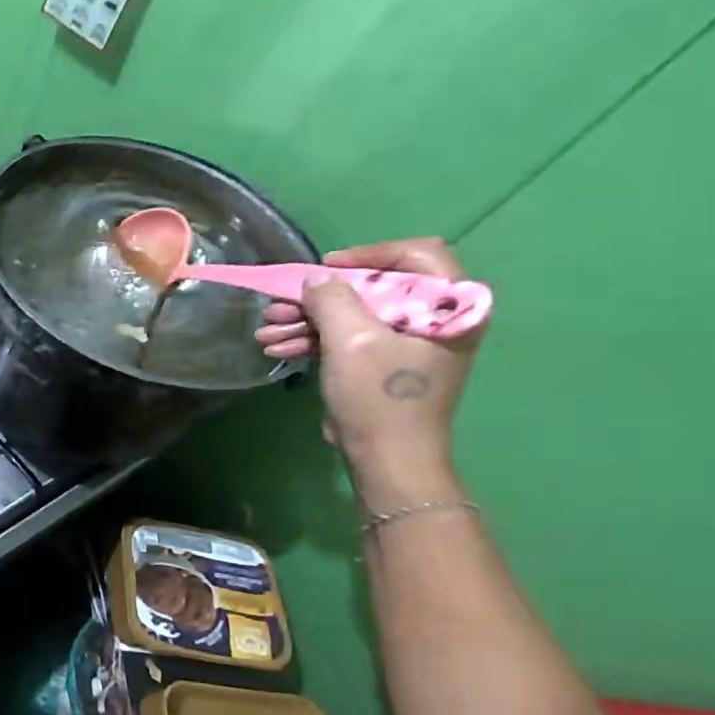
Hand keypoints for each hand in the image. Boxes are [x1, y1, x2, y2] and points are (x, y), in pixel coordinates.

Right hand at [254, 238, 482, 501]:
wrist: (387, 459)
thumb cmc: (378, 397)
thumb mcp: (351, 341)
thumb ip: (331, 299)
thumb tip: (315, 280)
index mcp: (448, 307)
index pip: (416, 254)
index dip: (368, 254)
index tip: (325, 269)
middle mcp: (434, 319)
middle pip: (373, 288)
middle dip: (319, 298)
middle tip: (278, 305)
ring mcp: (408, 344)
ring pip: (354, 315)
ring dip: (307, 321)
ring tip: (266, 330)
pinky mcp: (385, 364)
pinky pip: (350, 339)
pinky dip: (315, 340)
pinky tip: (278, 347)